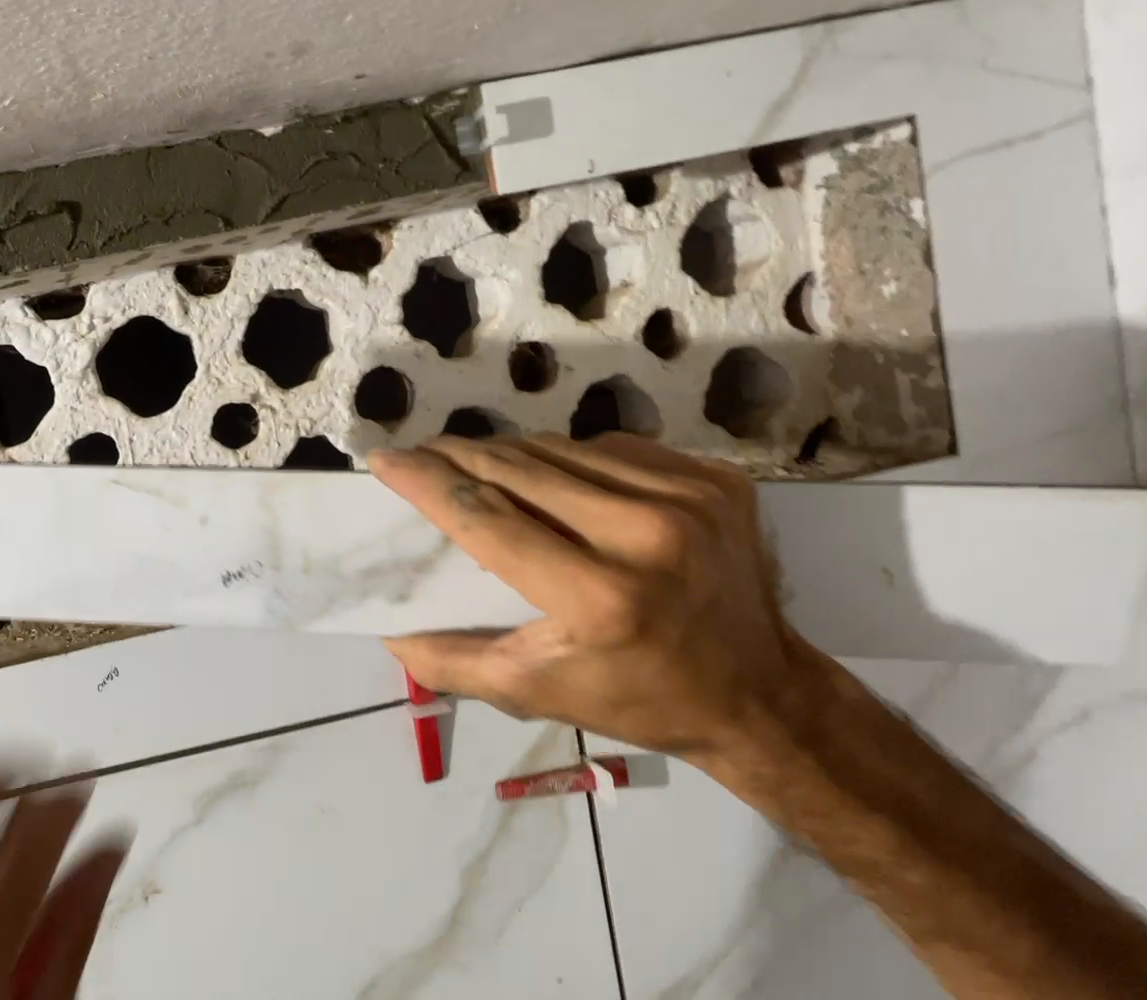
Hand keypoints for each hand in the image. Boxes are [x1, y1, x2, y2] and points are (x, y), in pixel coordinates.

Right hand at [368, 432, 819, 759]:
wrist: (761, 693)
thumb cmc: (635, 699)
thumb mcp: (532, 694)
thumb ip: (450, 661)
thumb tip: (388, 626)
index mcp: (599, 598)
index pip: (487, 518)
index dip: (427, 484)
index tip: (385, 461)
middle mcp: (646, 535)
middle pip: (517, 470)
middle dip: (456, 455)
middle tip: (418, 454)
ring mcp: (689, 497)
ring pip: (560, 449)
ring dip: (506, 453)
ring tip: (474, 464)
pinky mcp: (715, 478)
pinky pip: (610, 448)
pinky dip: (567, 457)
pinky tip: (553, 477)